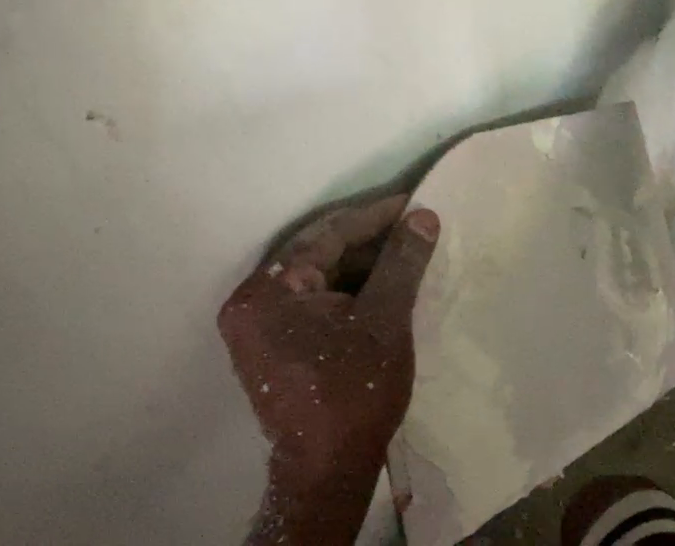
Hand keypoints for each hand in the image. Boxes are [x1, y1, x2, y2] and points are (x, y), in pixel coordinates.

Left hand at [217, 195, 439, 543]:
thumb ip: (401, 262)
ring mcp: (259, 326)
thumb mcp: (384, 319)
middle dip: (369, 239)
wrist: (329, 470)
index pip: (327, 235)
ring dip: (362, 264)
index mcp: (268, 292)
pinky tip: (385, 282)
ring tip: (406, 251)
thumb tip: (422, 216)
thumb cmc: (354, 391)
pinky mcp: (274, 345)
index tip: (413, 204)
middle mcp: (252, 303)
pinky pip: (314, 299)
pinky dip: (349, 289)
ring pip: (319, 276)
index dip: (375, 217)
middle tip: (413, 225)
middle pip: (319, 253)